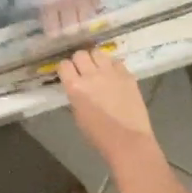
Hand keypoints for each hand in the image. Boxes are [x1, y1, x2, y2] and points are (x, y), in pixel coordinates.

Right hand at [59, 48, 160, 167]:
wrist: (128, 140)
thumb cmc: (98, 135)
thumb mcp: (78, 114)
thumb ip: (76, 96)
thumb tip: (77, 87)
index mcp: (75, 87)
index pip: (64, 65)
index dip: (65, 69)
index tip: (68, 74)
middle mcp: (91, 75)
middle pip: (80, 54)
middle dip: (79, 61)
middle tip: (83, 70)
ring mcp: (111, 73)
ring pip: (98, 52)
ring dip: (95, 59)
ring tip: (98, 69)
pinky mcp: (127, 75)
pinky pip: (116, 61)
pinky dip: (112, 66)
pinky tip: (113, 76)